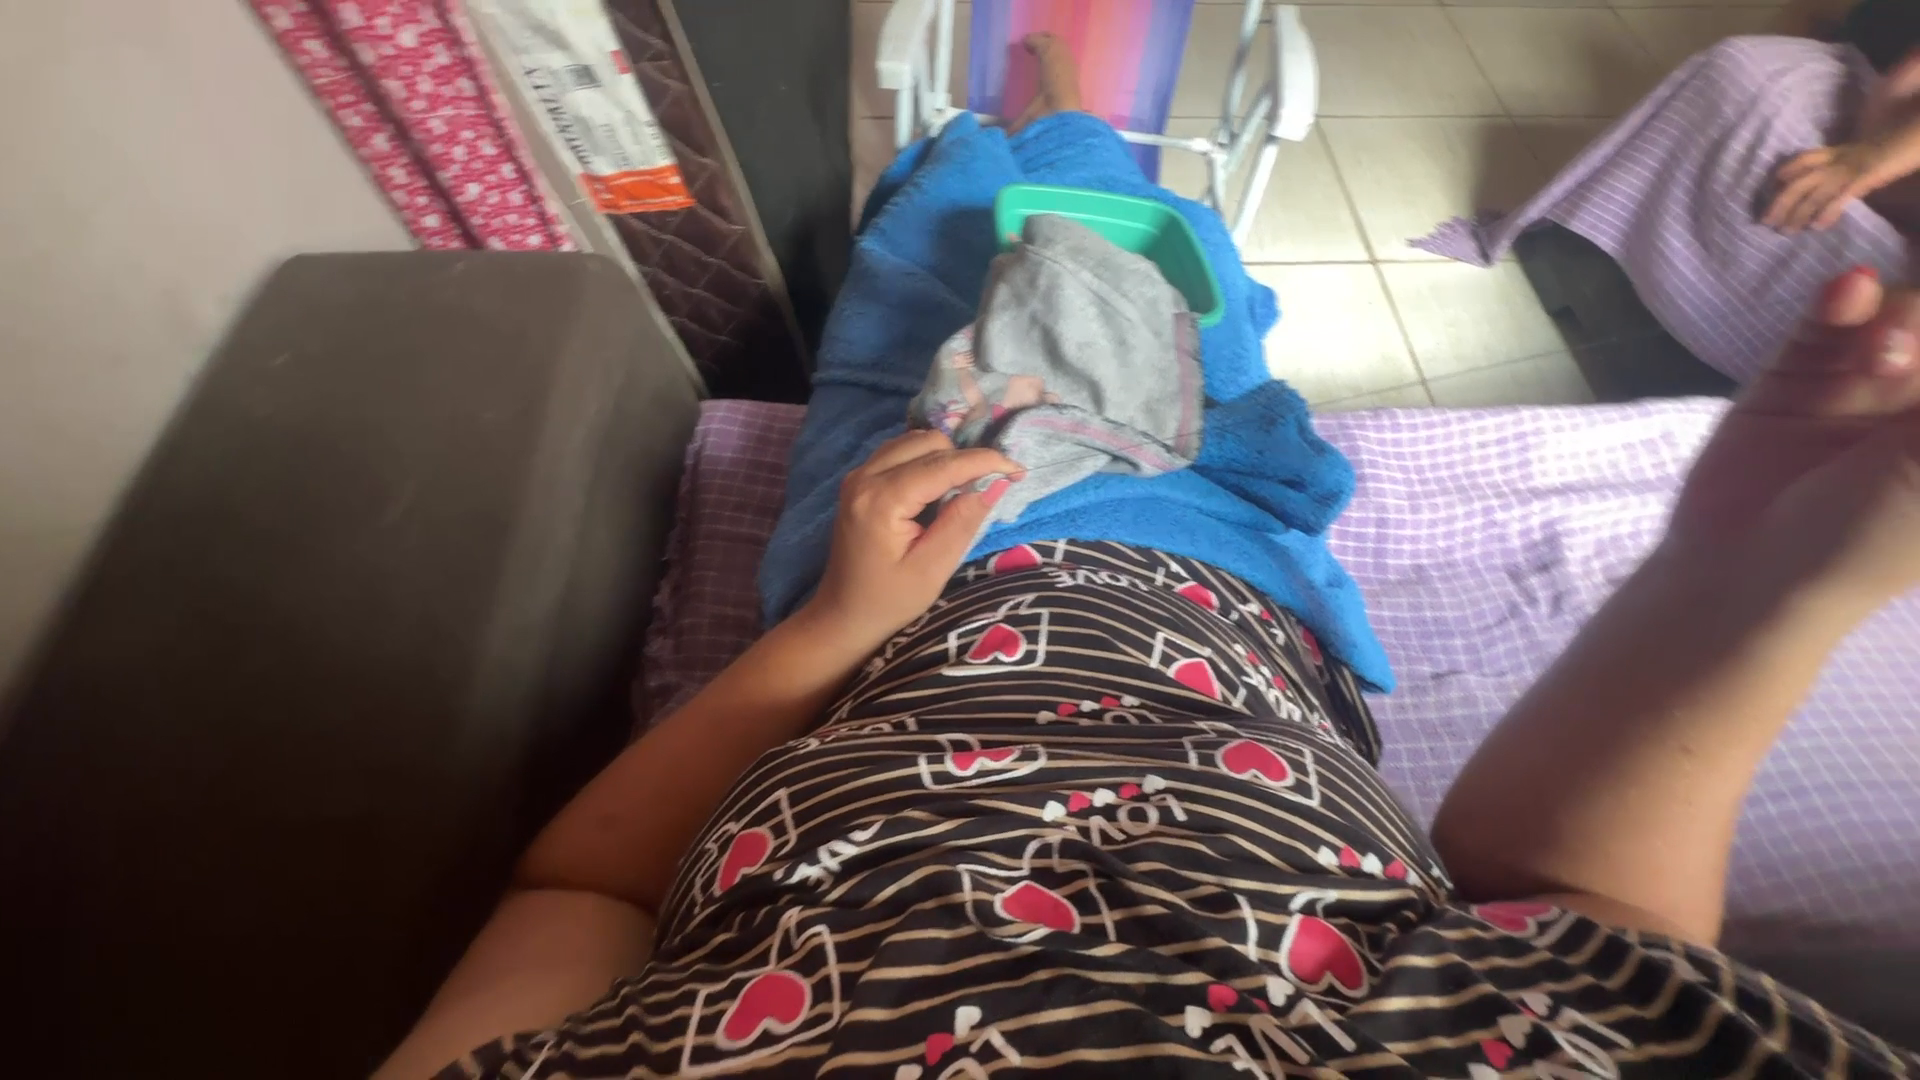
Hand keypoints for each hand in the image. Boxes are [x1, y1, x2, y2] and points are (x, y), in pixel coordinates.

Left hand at [804, 431, 1023, 647]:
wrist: (842, 614)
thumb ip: (962, 522)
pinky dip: (926, 460)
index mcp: (881, 501)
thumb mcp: (933, 569)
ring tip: (962, 491)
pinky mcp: (859, 480)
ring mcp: (858, 475)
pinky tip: (937, 489)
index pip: (943, 465)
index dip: (984, 462)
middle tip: (987, 489)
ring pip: (914, 441)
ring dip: (945, 458)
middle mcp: (865, 477)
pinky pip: (900, 452)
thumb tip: (996, 484)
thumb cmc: (889, 601)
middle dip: (964, 460)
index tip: (1017, 469)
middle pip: (928, 443)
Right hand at [1667, 268, 1919, 610]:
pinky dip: (1842, 300)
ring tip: (1881, 347)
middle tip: (1908, 352)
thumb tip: (1917, 330)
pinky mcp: (1796, 376)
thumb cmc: (1874, 538)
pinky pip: (1828, 321)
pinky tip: (1847, 292)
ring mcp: (1866, 378)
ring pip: (1903, 307)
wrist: (1747, 567)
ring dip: (1902, 306)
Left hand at [1764, 143, 1892, 231]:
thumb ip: (1848, 168)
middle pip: (1799, 181)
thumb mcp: (1868, 155)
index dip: (1785, 172)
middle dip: (1780, 202)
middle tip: (1767, 221)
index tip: (1774, 188)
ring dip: (1799, 213)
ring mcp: (1854, 166)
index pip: (1804, 159)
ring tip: (1788, 231)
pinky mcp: (1869, 174)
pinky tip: (1819, 225)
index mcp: (1840, 151)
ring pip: (1815, 192)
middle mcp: (1841, 159)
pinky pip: (1842, 194)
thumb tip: (1829, 192)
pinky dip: (1828, 210)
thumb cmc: (1902, 147)